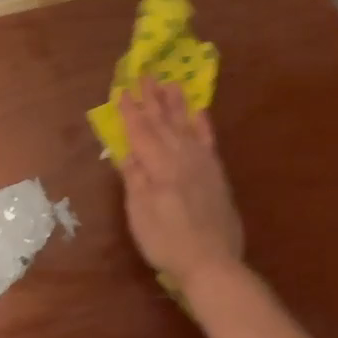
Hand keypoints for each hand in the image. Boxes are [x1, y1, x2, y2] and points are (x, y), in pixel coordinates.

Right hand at [117, 78, 245, 288]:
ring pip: (186, 126)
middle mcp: (181, 158)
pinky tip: (199, 112)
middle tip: (145, 73)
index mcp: (158, 166)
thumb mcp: (139, 213)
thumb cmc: (167, 242)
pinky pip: (208, 141)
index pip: (140, 131)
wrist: (212, 263)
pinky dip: (202, 125)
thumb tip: (126, 151)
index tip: (122, 89)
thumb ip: (134, 178)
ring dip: (176, 104)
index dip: (130, 110)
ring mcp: (202, 164)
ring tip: (170, 82)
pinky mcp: (216, 174)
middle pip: (163, 122)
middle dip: (152, 98)